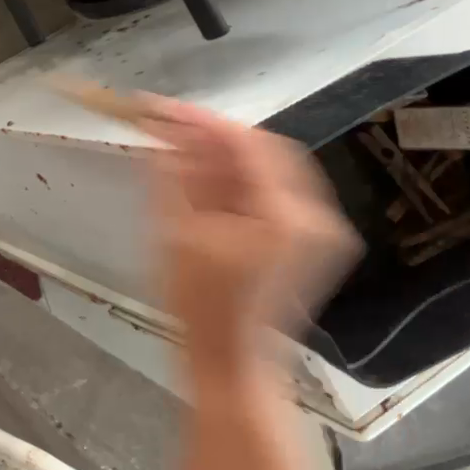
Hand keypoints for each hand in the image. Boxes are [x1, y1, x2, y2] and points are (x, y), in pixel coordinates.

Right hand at [139, 98, 360, 366]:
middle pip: (265, 150)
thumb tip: (164, 132)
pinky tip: (196, 176)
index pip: (247, 144)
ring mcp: (312, 230)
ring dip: (221, 153)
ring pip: (267, 167)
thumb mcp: (176, 232)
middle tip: (165, 125)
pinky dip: (232, 176)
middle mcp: (313, 217)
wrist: (230, 361)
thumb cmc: (199, 302)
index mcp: (287, 215)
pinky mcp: (301, 241)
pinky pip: (267, 190)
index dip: (200, 120)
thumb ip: (173, 175)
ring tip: (174, 147)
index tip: (156, 107)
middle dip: (212, 133)